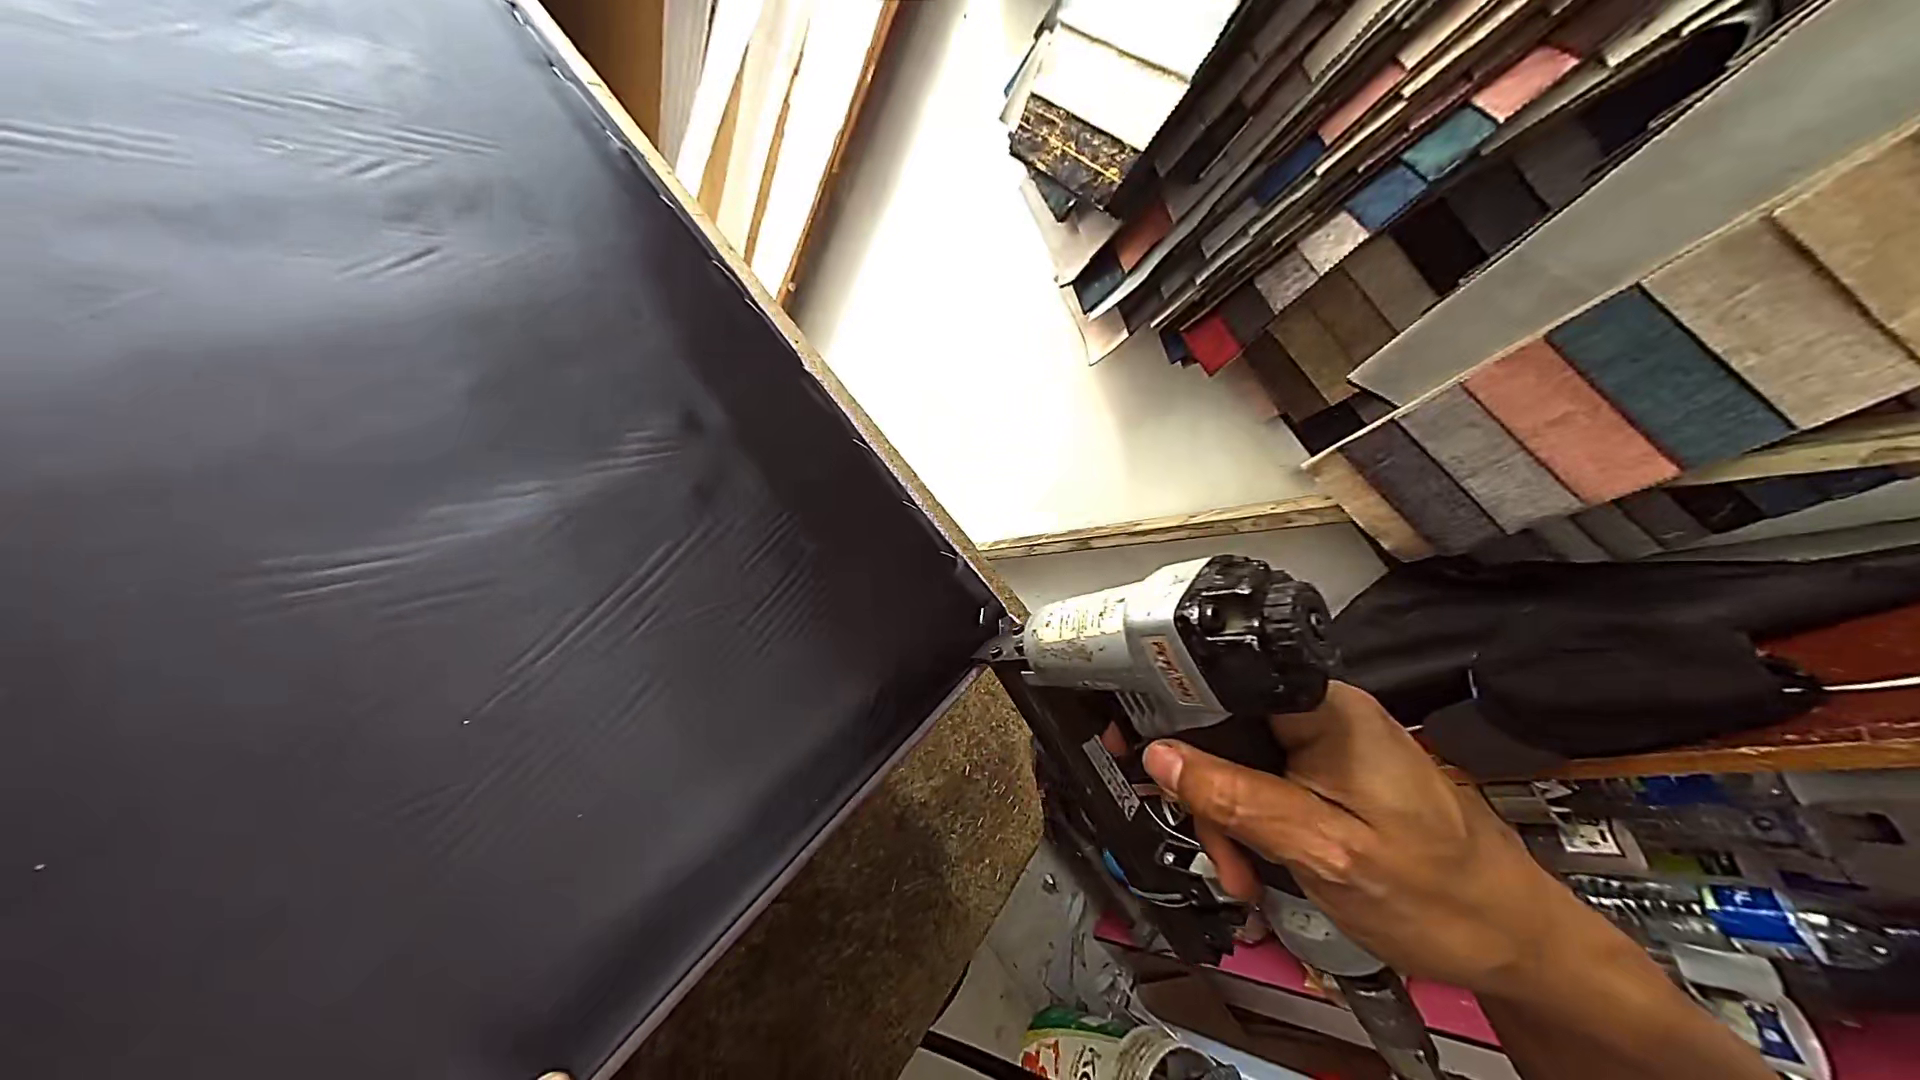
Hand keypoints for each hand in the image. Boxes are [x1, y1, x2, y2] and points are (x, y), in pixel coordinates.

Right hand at [1141, 681, 1587, 996]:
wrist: (1515, 944)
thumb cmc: (1438, 896)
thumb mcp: (1324, 849)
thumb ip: (1237, 798)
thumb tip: (1159, 757)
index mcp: (1325, 709)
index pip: (1224, 683)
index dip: (1173, 710)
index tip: (1139, 751)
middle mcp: (1321, 714)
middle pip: (1225, 727)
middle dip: (1205, 788)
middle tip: (1216, 846)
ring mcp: (1324, 745)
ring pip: (1237, 761)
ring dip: (1226, 816)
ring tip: (1242, 872)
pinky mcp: (1326, 773)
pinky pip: (1262, 782)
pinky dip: (1249, 823)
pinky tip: (1257, 865)